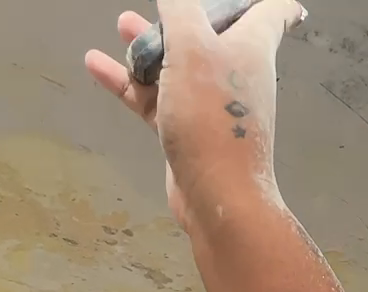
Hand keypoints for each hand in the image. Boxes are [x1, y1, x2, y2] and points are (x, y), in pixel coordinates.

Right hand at [85, 0, 304, 230]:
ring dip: (149, 46)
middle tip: (161, 5)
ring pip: (177, 65)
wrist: (216, 196)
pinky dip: (128, 82)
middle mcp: (235, 74)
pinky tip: (95, 63)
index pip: (272, 12)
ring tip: (122, 27)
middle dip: (184, 14)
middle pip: (212, 33)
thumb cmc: (211, 117)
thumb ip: (180, 7)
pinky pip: (156, 98)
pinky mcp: (187, 132)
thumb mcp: (192, 47)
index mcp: (251, 47)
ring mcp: (209, 106)